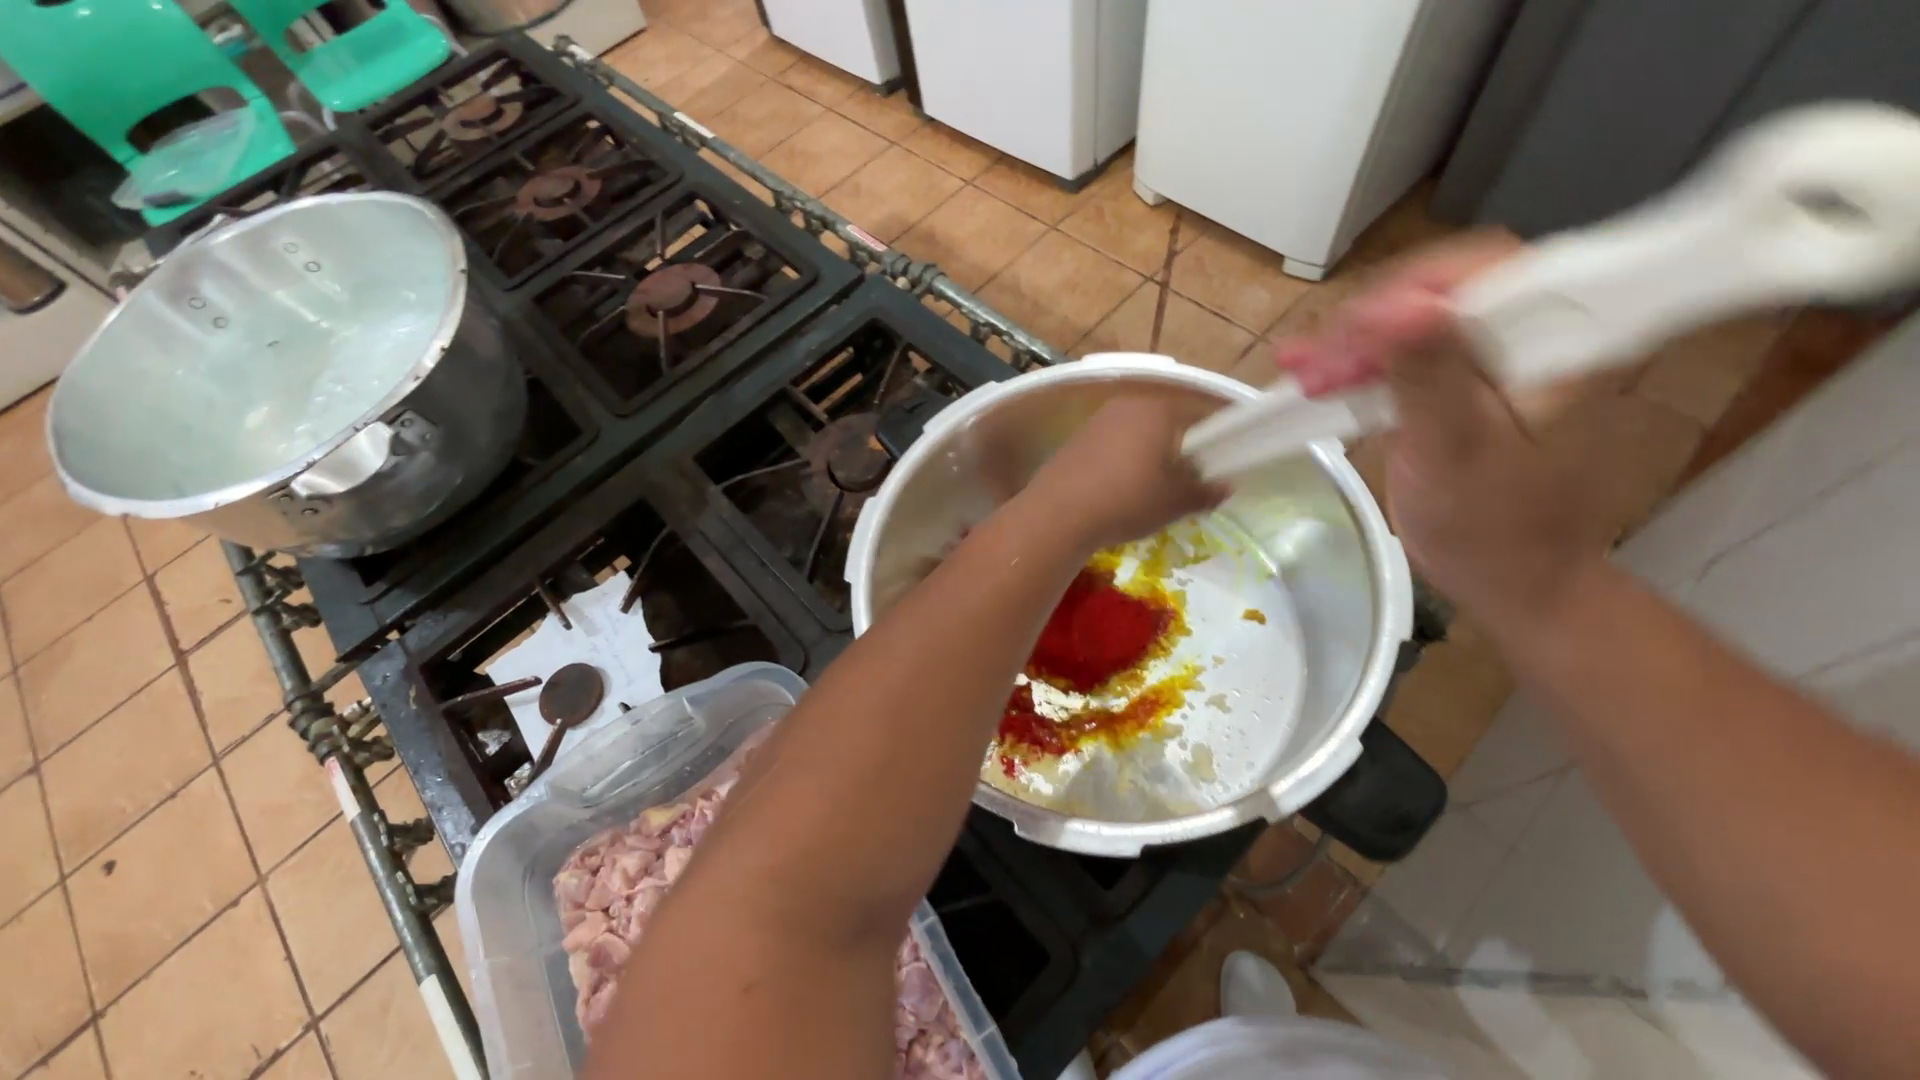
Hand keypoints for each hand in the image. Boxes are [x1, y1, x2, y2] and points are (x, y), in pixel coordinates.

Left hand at [1019, 395, 1227, 551]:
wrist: (1058, 514)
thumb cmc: (1127, 501)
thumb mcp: (1175, 503)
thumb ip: (1205, 491)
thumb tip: (1225, 486)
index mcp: (1161, 410)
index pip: (1202, 416)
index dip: (1217, 440)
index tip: (1224, 463)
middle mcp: (1130, 404)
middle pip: (1169, 422)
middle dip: (1183, 447)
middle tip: (1191, 479)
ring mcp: (1100, 419)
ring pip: (1139, 433)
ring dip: (1152, 454)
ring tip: (1156, 487)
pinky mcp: (1078, 437)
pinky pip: (1114, 444)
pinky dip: (1125, 460)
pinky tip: (1122, 488)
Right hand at [1275, 235, 1610, 631]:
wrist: (1504, 579)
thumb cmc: (1491, 527)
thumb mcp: (1457, 450)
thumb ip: (1432, 375)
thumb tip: (1402, 305)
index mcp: (1555, 344)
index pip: (1490, 271)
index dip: (1417, 287)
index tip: (1359, 330)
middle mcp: (1525, 338)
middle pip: (1439, 291)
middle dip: (1372, 320)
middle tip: (1319, 363)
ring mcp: (1484, 360)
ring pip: (1410, 321)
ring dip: (1350, 342)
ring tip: (1300, 369)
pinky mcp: (1451, 383)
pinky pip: (1398, 355)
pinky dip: (1352, 362)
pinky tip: (1306, 370)